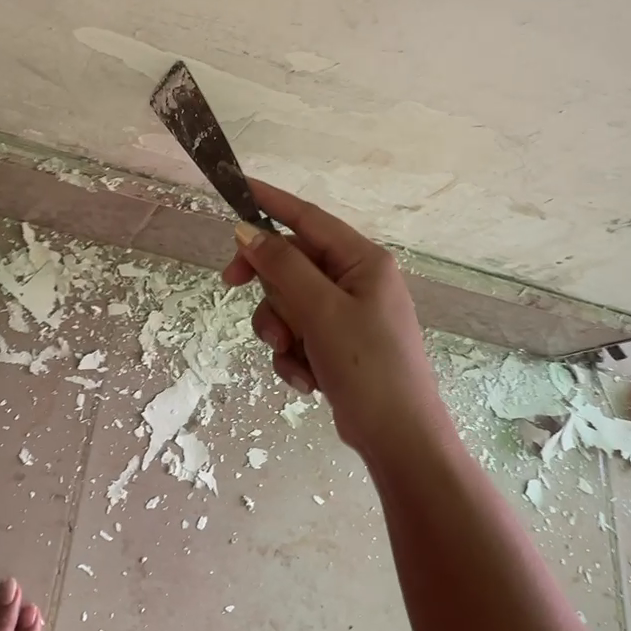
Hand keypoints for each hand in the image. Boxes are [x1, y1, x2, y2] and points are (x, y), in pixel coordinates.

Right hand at [221, 179, 453, 459]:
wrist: (399, 440)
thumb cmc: (368, 367)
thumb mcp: (321, 311)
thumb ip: (283, 267)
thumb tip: (247, 232)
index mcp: (363, 261)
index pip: (308, 218)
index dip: (270, 202)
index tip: (236, 189)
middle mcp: (356, 281)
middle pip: (291, 264)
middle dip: (271, 289)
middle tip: (231, 286)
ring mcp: (347, 315)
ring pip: (288, 302)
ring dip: (280, 329)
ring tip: (293, 356)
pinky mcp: (338, 346)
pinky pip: (297, 334)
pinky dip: (293, 355)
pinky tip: (306, 380)